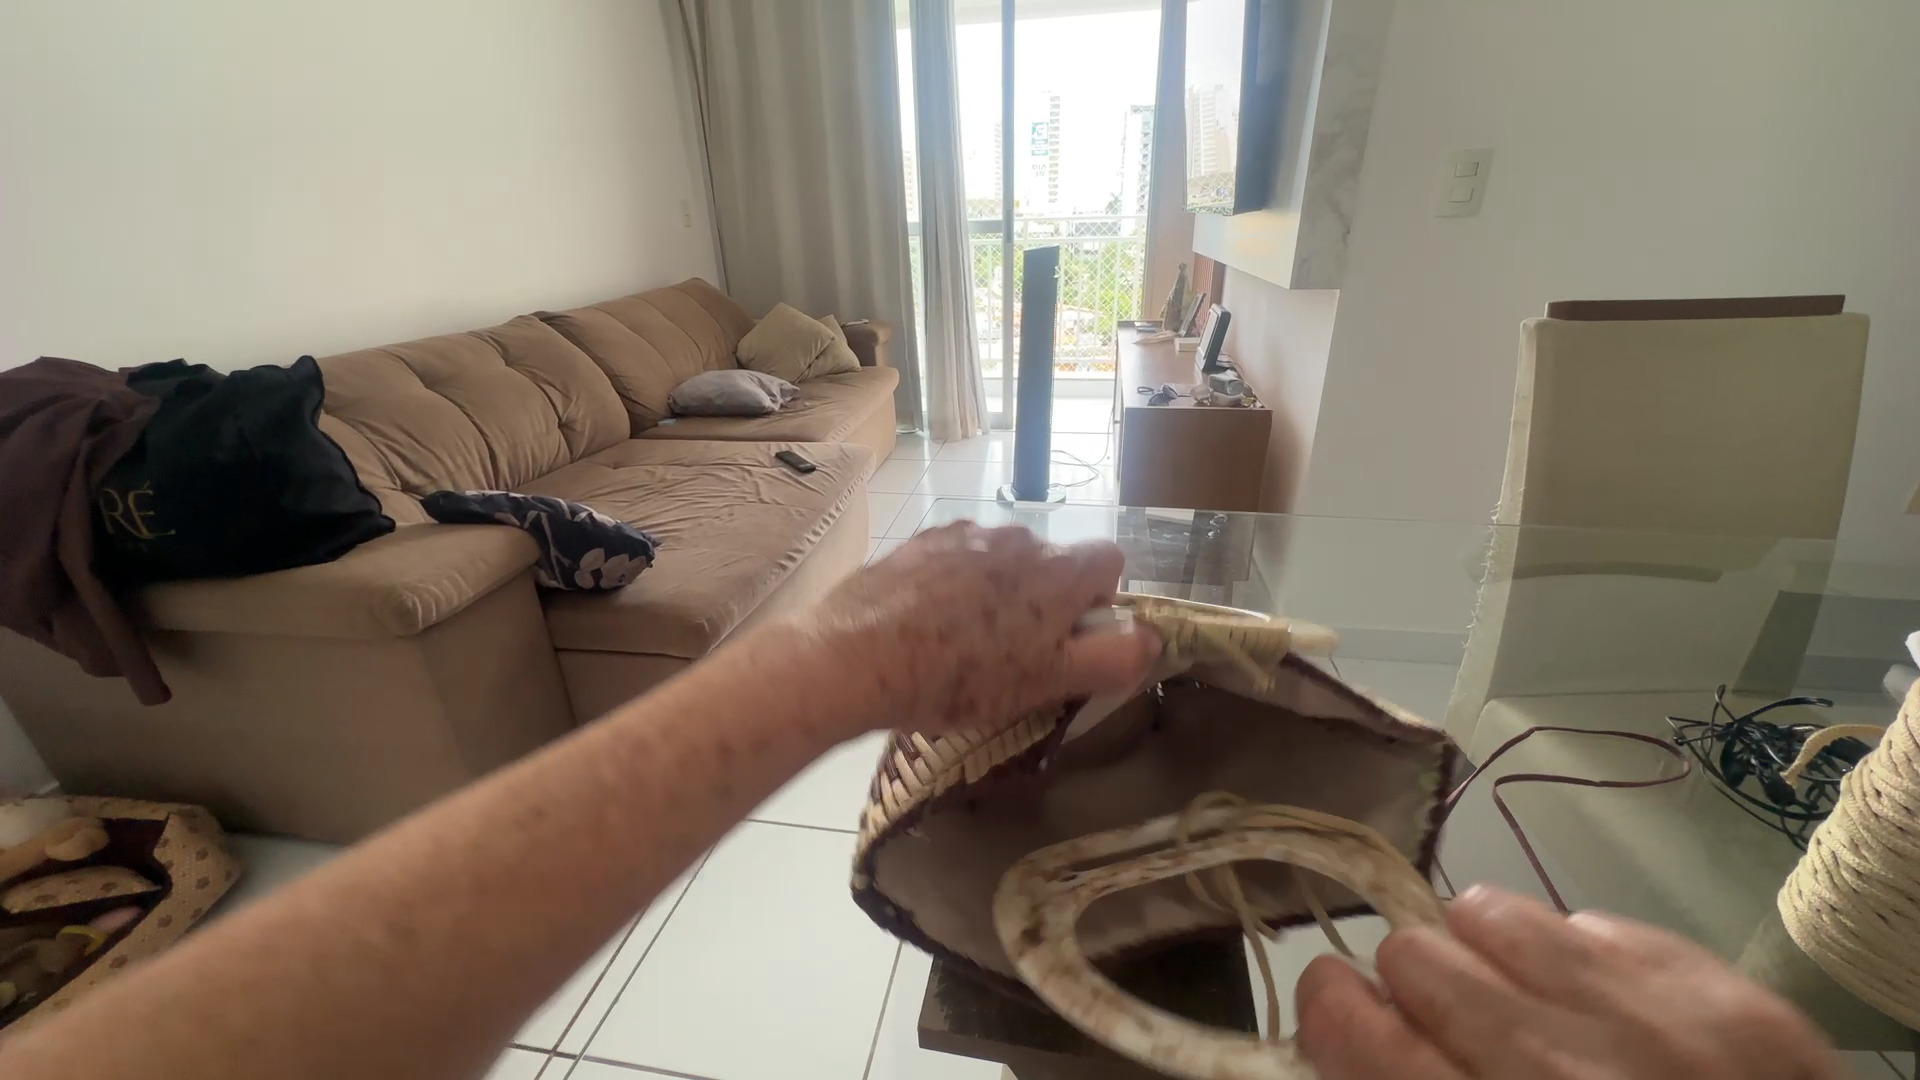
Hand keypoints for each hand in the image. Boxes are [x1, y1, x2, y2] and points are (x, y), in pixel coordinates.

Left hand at [801, 522, 1159, 734]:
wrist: (854, 657)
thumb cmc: (958, 677)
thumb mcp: (1045, 682)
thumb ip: (1111, 658)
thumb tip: (1153, 638)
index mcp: (1056, 570)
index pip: (1110, 562)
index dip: (1100, 603)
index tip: (1068, 639)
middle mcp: (1017, 537)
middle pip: (1054, 563)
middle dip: (1047, 601)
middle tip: (1012, 652)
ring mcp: (964, 532)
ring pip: (1005, 560)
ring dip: (1001, 591)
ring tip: (962, 640)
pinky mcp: (921, 540)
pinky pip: (960, 556)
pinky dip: (957, 581)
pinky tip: (928, 620)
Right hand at [1295, 886, 1839, 1079]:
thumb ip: (1389, 1074)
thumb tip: (1340, 1009)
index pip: (1345, 1014)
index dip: (1333, 1003)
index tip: (1349, 1007)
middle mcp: (1562, 1073)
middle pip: (1411, 952)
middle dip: (1424, 988)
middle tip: (1464, 1031)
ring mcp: (1654, 1027)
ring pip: (1485, 910)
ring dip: (1495, 958)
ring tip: (1540, 1011)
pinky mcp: (1727, 997)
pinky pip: (1583, 920)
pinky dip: (1583, 966)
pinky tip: (1621, 1024)